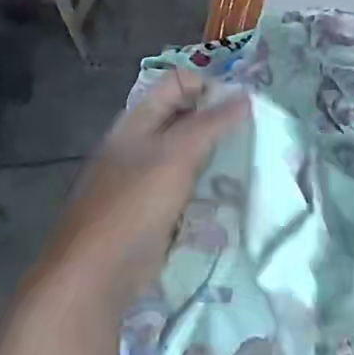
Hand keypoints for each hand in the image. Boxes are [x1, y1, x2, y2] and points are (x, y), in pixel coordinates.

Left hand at [33, 69, 246, 309]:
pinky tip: (230, 196)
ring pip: (189, 156)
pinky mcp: (153, 210)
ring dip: (217, 158)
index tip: (245, 107)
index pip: (176, 83)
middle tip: (255, 135)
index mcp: (136, 121)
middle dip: (219, 123)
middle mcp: (138, 144)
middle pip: (184, 119)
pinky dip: (208, 188)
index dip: (209, 87)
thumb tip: (245, 96)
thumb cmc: (135, 204)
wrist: (97, 271)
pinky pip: (187, 188)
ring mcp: (144, 179)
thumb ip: (211, 123)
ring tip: (250, 164)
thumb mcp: (176, 155)